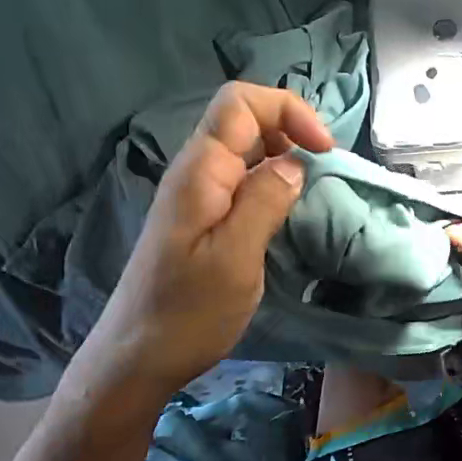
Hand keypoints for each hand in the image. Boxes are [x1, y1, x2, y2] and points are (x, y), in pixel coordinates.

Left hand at [80, 81, 333, 392]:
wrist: (138, 357)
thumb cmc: (188, 313)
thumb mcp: (236, 258)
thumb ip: (265, 201)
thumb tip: (294, 163)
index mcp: (200, 172)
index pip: (240, 103)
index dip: (288, 109)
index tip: (323, 150)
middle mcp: (194, 173)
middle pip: (241, 118)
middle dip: (288, 128)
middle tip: (322, 168)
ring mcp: (194, 196)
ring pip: (241, 149)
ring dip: (281, 154)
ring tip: (309, 186)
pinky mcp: (199, 219)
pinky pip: (238, 179)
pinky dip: (268, 180)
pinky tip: (283, 208)